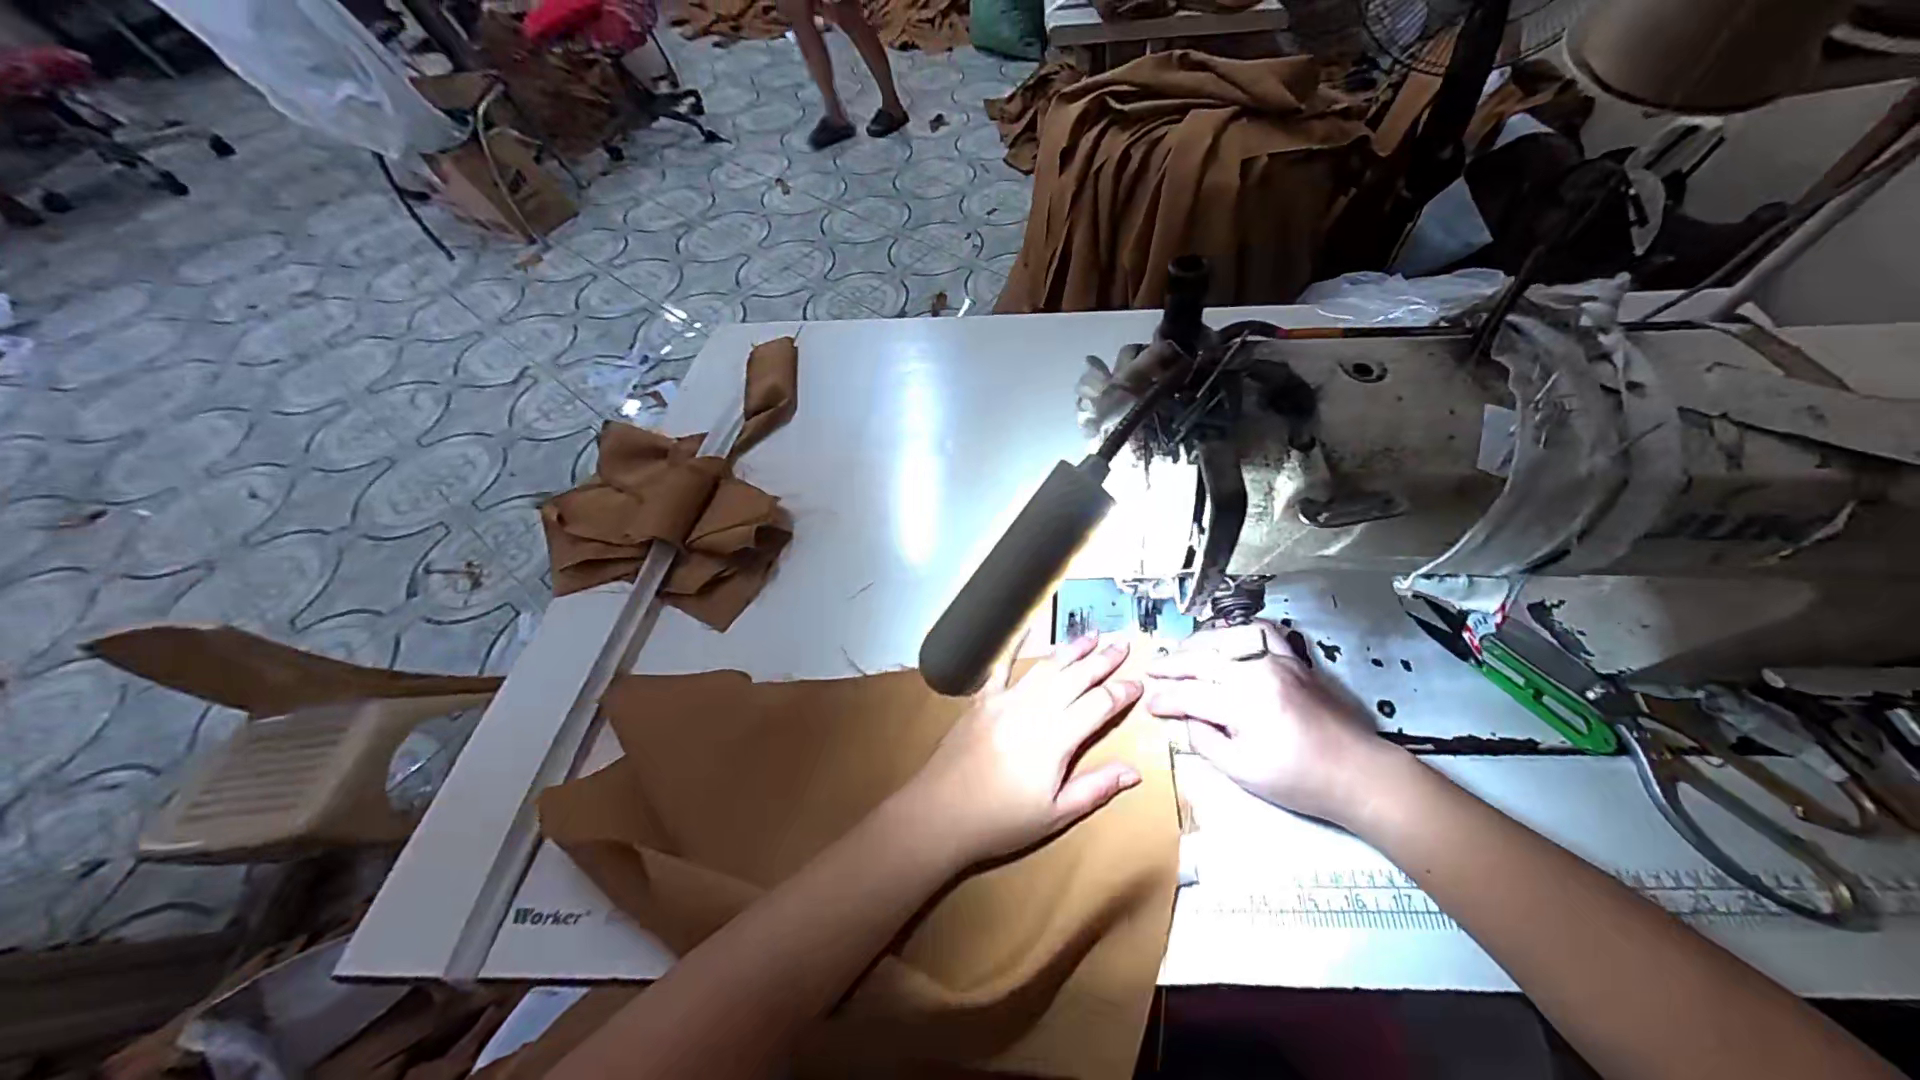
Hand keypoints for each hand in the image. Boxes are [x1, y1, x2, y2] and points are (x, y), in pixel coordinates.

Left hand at [897, 633, 1143, 864]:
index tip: (1138, 683)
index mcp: (1055, 740)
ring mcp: (1004, 701)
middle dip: (1101, 660)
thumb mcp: (1055, 815)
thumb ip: (1095, 788)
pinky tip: (1028, 633)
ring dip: (1070, 650)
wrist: (938, 814)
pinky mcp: (981, 701)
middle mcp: (1031, 711)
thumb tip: (1134, 772)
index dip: (1121, 693)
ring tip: (1091, 637)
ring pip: (1044, 668)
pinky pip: (1001, 668)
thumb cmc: (999, 821)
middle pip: (1074, 677)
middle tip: (1122, 644)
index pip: (1098, 705)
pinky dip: (1016, 649)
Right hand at [1144, 621, 1397, 823]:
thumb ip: (1205, 741)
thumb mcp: (1242, 772)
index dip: (1164, 699)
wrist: (1359, 774)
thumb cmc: (1300, 781)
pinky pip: (1262, 631)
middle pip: (1202, 659)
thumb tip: (1186, 719)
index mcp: (1245, 703)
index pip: (1190, 694)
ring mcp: (1279, 661)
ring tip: (1180, 653)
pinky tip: (1225, 639)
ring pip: (1226, 637)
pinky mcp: (1294, 660)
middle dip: (1171, 665)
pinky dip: (1238, 631)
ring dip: (1197, 643)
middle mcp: (1259, 672)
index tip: (1148, 705)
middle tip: (1151, 671)